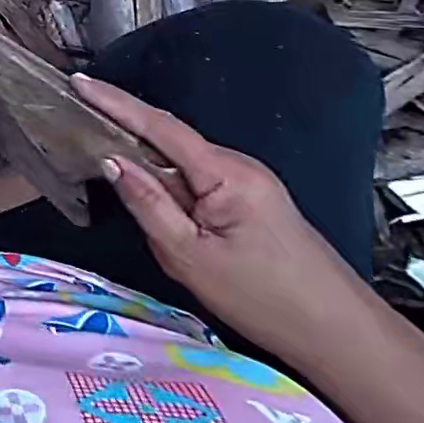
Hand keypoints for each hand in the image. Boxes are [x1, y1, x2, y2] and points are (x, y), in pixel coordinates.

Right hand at [73, 73, 373, 359]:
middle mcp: (237, 166)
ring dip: (144, 166)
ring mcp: (246, 181)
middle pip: (165, 139)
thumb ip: (147, 203)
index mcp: (226, 174)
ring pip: (176, 162)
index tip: (78, 81)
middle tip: (75, 127)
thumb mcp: (190, 256)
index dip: (113, 101)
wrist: (348, 341)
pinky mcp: (248, 198)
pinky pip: (191, 178)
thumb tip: (110, 160)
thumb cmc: (268, 301)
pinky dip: (163, 181)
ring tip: (108, 171)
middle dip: (122, 134)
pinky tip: (150, 199)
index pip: (157, 126)